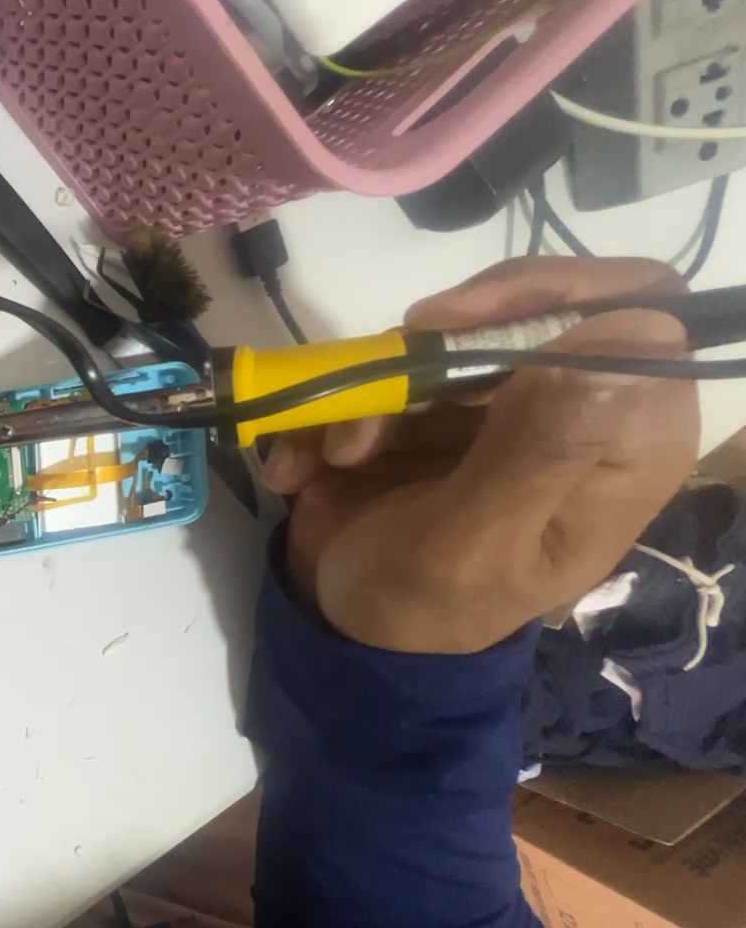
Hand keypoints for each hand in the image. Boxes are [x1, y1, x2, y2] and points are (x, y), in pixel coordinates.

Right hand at [260, 257, 698, 654]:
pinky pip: (355, 390)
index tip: (444, 322)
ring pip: (416, 354)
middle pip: (504, 321)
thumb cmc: (428, 604)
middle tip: (360, 397)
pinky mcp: (403, 423)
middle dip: (416, 361)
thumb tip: (624, 336)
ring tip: (326, 464)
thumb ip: (538, 452)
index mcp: (610, 441)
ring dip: (353, 403)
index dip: (545, 296)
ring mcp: (470, 415)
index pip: (631, 315)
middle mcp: (549, 412)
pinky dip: (312, 426)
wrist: (348, 631)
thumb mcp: (478, 541)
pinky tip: (296, 476)